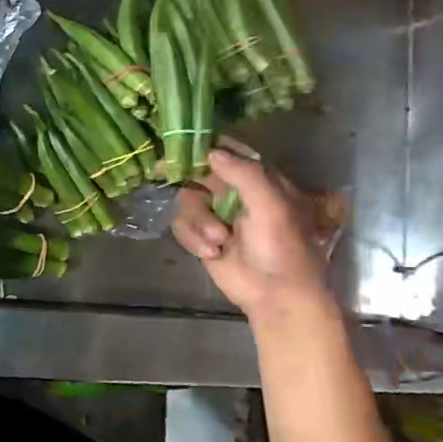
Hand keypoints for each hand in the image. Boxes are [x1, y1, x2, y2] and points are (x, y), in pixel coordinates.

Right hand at [172, 145, 331, 321]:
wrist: (276, 295)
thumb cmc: (282, 248)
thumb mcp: (270, 207)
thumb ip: (244, 175)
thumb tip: (211, 152)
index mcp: (258, 180)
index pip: (229, 152)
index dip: (205, 146)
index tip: (181, 146)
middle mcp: (234, 193)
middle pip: (198, 175)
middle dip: (190, 184)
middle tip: (159, 171)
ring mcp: (216, 216)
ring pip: (186, 202)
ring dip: (197, 222)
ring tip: (218, 241)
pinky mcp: (201, 237)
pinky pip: (181, 226)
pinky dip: (192, 239)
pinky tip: (211, 252)